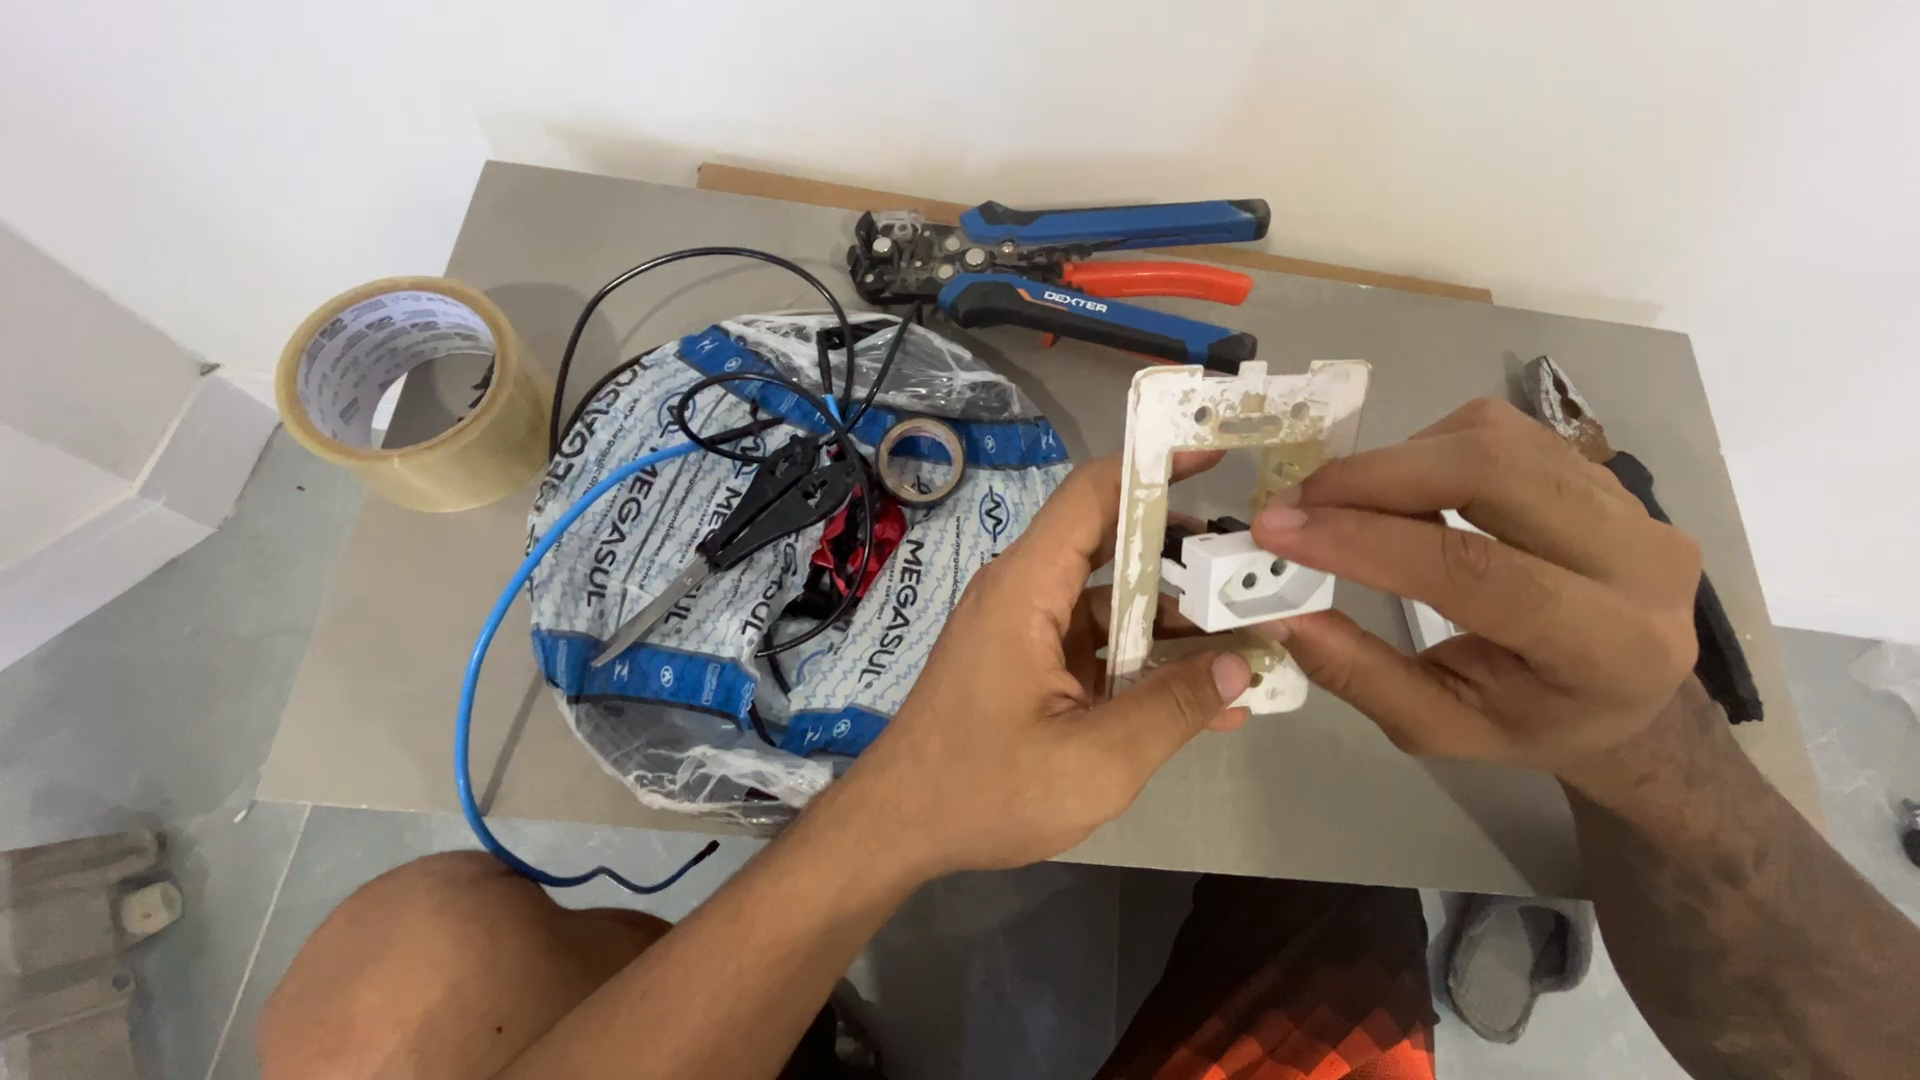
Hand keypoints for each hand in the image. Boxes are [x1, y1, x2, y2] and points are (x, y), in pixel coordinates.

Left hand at [813, 454, 1251, 881]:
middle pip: (1111, 546)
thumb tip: (1242, 664)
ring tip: (1248, 634)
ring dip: (1173, 617)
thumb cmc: (984, 791)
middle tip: (1254, 572)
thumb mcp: (1093, 761)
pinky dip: (1142, 659)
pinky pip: (1094, 644)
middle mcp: (1022, 592)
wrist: (898, 827)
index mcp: (1026, 588)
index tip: (1216, 459)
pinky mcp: (1025, 663)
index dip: (1153, 467)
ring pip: (1109, 600)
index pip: (1092, 494)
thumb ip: (1172, 708)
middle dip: (1185, 554)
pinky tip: (1203, 692)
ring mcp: (1023, 629)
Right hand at [1250, 398, 1701, 774]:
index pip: (1474, 570)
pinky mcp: (1597, 469)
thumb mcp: (1438, 727)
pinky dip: (1422, 449)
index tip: (1275, 530)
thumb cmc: (1528, 721)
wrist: (1627, 697)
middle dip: (1372, 477)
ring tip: (1335, 503)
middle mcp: (1639, 559)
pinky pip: (1497, 431)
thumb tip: (1274, 613)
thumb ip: (1359, 675)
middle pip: (1492, 471)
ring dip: (1391, 461)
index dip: (1364, 541)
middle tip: (1295, 503)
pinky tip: (1395, 492)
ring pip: (1492, 438)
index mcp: (1609, 646)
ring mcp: (1628, 502)